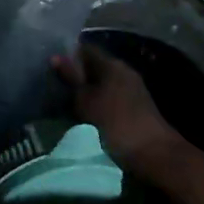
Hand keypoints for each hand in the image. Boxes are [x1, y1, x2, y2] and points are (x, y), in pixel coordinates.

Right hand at [53, 45, 183, 170]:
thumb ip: (71, 78)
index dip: (68, 55)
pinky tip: (85, 115)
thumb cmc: (115, 123)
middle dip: (76, 76)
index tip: (51, 66)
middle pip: (95, 67)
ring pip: (103, 84)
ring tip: (65, 102)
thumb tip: (55, 56)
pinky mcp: (136, 107)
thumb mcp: (86, 101)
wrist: (152, 153)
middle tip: (53, 86)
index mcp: (112, 64)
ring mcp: (133, 89)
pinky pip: (110, 98)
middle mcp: (124, 71)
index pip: (86, 49)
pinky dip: (97, 103)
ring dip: (86, 92)